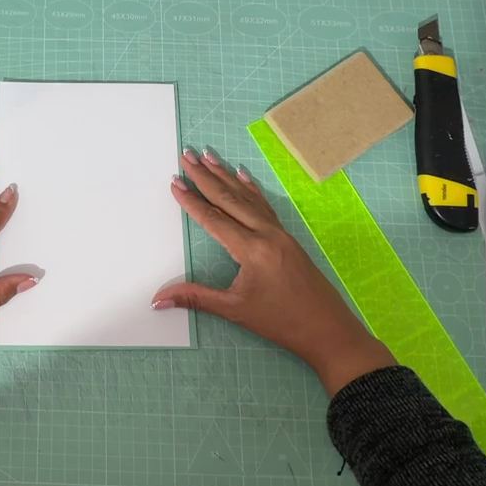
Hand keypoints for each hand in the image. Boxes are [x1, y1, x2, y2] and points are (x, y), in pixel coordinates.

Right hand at [154, 148, 394, 394]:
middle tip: (187, 155)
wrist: (328, 330)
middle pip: (230, 199)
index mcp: (252, 250)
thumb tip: (157, 299)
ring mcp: (279, 233)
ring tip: (209, 156)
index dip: (192, 200)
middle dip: (205, 176)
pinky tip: (242, 175)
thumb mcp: (234, 310)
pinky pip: (264, 205)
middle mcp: (266, 234)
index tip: (175, 181)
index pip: (214, 219)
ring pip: (247, 198)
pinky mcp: (287, 237)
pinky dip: (250, 188)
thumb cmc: (281, 322)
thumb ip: (195, 297)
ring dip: (226, 176)